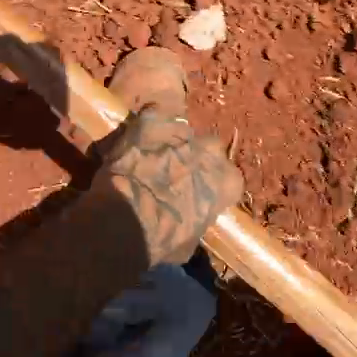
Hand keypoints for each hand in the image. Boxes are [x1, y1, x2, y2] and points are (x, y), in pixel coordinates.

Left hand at [92, 107, 243, 265]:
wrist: (125, 216)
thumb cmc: (162, 239)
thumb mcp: (190, 241)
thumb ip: (198, 219)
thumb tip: (190, 218)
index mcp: (225, 182)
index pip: (231, 179)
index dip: (215, 186)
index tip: (203, 194)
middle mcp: (208, 153)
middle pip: (211, 148)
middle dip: (200, 158)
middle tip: (180, 173)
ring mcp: (179, 133)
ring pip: (183, 130)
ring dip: (174, 141)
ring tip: (156, 155)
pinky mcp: (151, 122)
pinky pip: (155, 115)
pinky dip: (150, 124)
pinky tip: (141, 136)